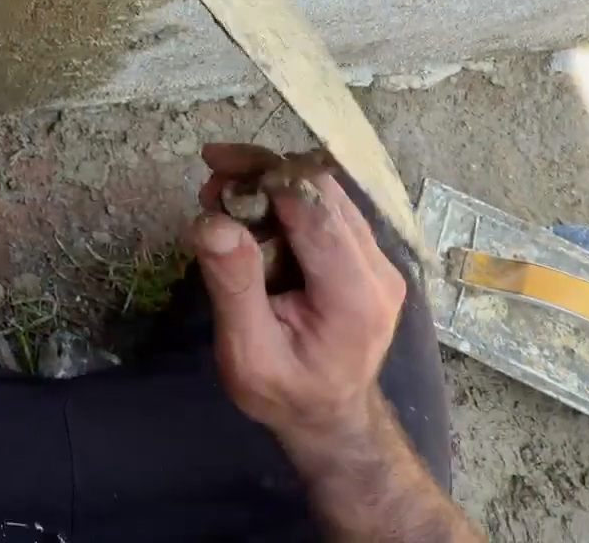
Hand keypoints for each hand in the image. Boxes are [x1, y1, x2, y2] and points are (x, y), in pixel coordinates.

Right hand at [182, 143, 406, 451]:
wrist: (328, 416)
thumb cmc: (283, 392)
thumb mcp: (246, 353)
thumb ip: (233, 287)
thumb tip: (213, 222)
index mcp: (353, 296)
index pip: (316, 210)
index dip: (266, 180)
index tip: (215, 177)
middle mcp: (377, 268)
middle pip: (322, 187)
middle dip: (262, 173)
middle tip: (211, 184)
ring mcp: (376, 258)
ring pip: (323, 187)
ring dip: (268, 179)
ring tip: (221, 196)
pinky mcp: (364, 253)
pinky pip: (324, 202)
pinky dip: (281, 193)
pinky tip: (247, 210)